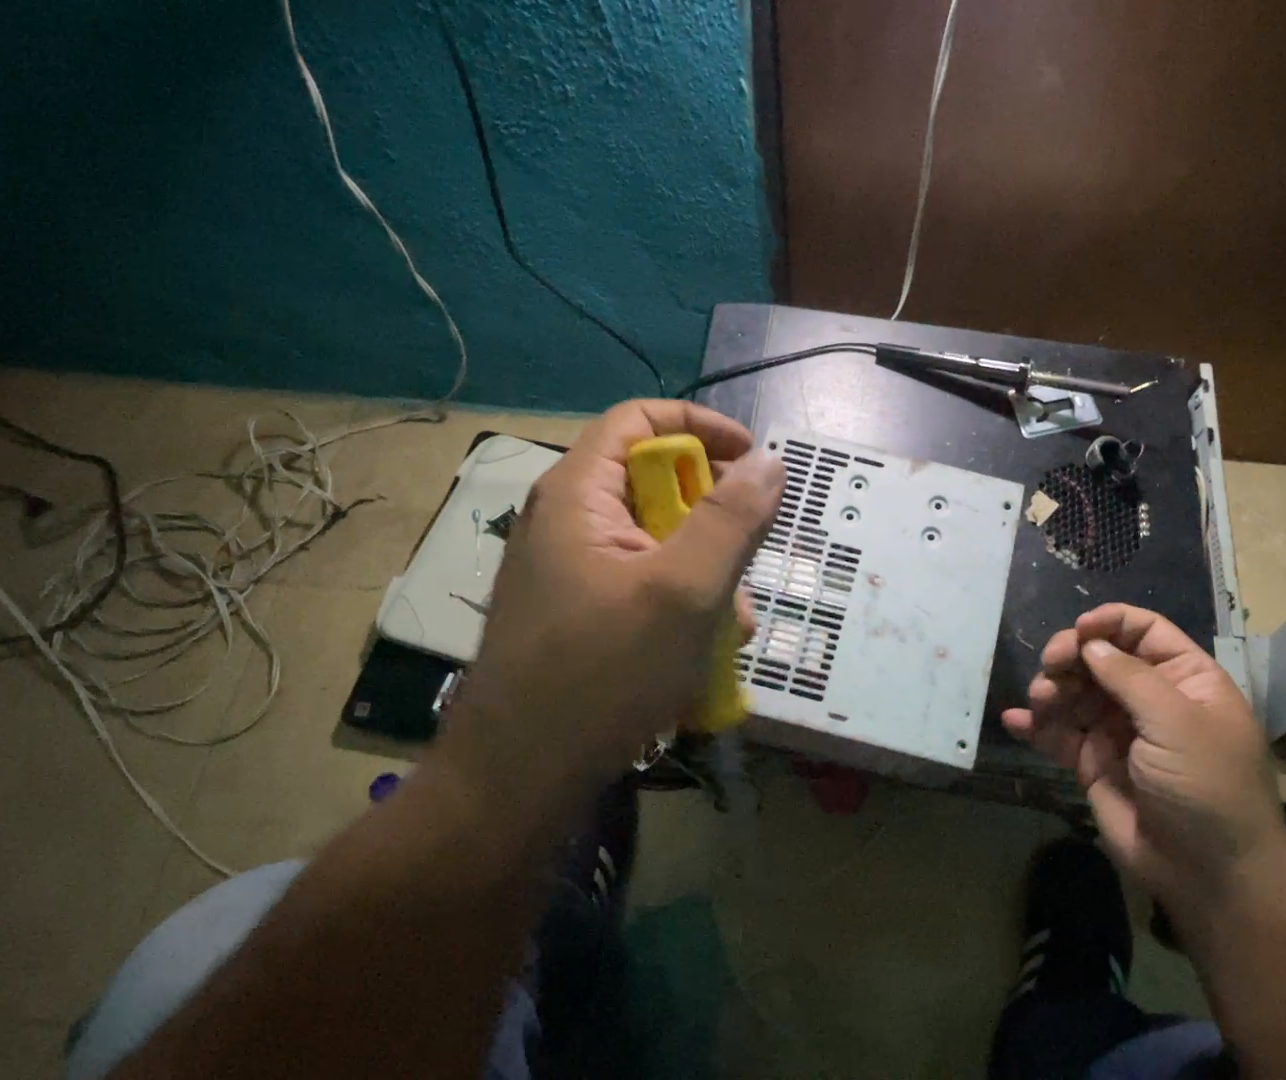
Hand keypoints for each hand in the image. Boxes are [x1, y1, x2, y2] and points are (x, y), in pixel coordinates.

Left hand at [436, 401, 784, 823]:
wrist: (517, 780)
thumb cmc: (602, 675)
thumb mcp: (684, 592)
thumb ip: (731, 521)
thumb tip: (768, 462)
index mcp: (578, 495)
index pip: (640, 420)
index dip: (702, 428)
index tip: (755, 460)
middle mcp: (568, 523)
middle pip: (657, 487)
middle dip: (715, 525)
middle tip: (747, 567)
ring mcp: (569, 573)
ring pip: (658, 547)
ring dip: (706, 580)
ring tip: (729, 632)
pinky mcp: (577, 616)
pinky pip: (642, 591)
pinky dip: (679, 612)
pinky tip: (699, 661)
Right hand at [1003, 604, 1285, 897]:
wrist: (1209, 874)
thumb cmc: (1207, 787)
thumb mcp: (1178, 723)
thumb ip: (1130, 677)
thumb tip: (1090, 644)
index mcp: (1185, 679)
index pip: (1144, 632)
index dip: (1110, 623)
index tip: (1079, 631)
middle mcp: (1150, 700)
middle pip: (1101, 658)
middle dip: (1072, 656)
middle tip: (1051, 667)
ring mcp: (1119, 732)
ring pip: (1074, 693)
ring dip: (1051, 690)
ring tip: (1040, 703)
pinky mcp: (1093, 765)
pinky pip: (1058, 735)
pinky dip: (1035, 726)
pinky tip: (1015, 722)